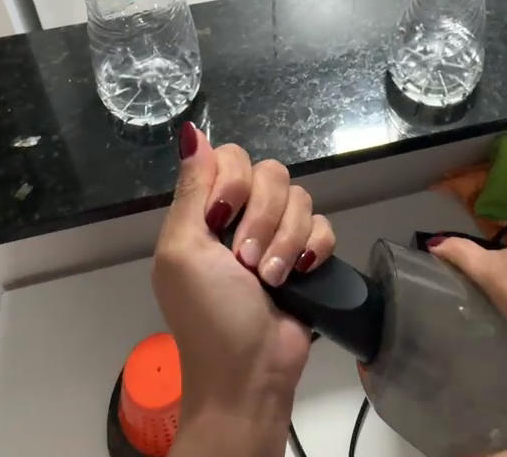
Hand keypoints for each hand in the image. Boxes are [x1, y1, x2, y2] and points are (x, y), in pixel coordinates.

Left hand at [152, 123, 336, 456]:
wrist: (249, 374)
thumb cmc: (207, 314)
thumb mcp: (183, 251)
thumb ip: (191, 189)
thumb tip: (190, 131)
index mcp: (206, 210)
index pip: (230, 156)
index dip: (233, 180)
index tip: (222, 215)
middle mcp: (242, 214)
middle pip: (270, 172)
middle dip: (262, 218)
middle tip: (245, 259)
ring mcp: (278, 232)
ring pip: (300, 197)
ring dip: (285, 241)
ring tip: (270, 277)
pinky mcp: (308, 253)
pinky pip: (323, 224)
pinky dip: (312, 250)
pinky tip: (300, 275)